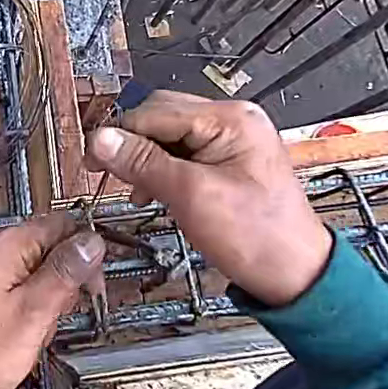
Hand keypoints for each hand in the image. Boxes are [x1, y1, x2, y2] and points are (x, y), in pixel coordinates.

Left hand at [0, 213, 103, 388]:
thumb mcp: (32, 312)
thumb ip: (64, 273)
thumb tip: (92, 240)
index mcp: (6, 246)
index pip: (62, 225)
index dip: (86, 253)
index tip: (93, 286)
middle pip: (51, 252)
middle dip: (62, 289)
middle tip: (51, 318)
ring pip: (39, 279)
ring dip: (45, 309)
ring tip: (29, 334)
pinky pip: (21, 298)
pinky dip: (28, 318)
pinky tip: (17, 339)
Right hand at [84, 92, 331, 307]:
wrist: (294, 276)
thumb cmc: (257, 237)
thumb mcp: (190, 195)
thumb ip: (142, 162)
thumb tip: (101, 140)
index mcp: (230, 119)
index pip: (154, 112)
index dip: (118, 136)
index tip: (92, 160)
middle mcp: (232, 121)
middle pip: (159, 117)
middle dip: (132, 145)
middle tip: (109, 173)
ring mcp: (230, 140)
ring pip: (166, 136)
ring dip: (144, 159)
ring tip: (138, 189)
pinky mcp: (226, 160)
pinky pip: (180, 152)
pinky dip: (160, 168)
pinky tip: (153, 190)